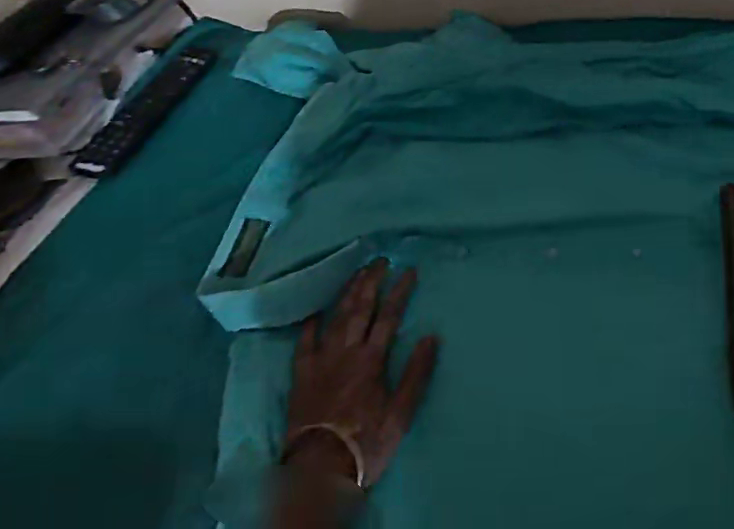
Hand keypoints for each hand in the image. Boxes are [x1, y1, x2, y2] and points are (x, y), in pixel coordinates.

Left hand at [285, 260, 439, 488]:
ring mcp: (321, 362)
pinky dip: (310, 325)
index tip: (409, 270)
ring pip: (335, 319)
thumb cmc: (365, 443)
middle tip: (379, 261)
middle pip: (360, 309)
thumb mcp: (401, 414)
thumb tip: (432, 336)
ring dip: (346, 293)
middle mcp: (346, 352)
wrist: (319, 472)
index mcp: (372, 359)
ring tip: (356, 274)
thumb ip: (416, 374)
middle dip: (371, 282)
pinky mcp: (302, 376)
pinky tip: (315, 311)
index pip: (389, 316)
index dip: (400, 291)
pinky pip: (304, 343)